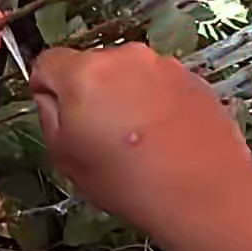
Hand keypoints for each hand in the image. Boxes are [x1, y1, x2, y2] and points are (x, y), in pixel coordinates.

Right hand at [28, 44, 251, 239]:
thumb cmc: (123, 178)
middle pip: (88, 66)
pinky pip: (157, 84)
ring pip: (125, 74)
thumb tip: (53, 99)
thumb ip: (48, 115)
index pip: (46, 62)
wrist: (205, 193)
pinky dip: (153, 102)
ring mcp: (164, 65)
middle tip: (96, 132)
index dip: (46, 89)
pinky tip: (161, 136)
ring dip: (122, 95)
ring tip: (133, 138)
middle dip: (87, 91)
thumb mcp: (62, 153)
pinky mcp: (195, 79)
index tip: (59, 116)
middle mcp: (124, 57)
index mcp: (83, 72)